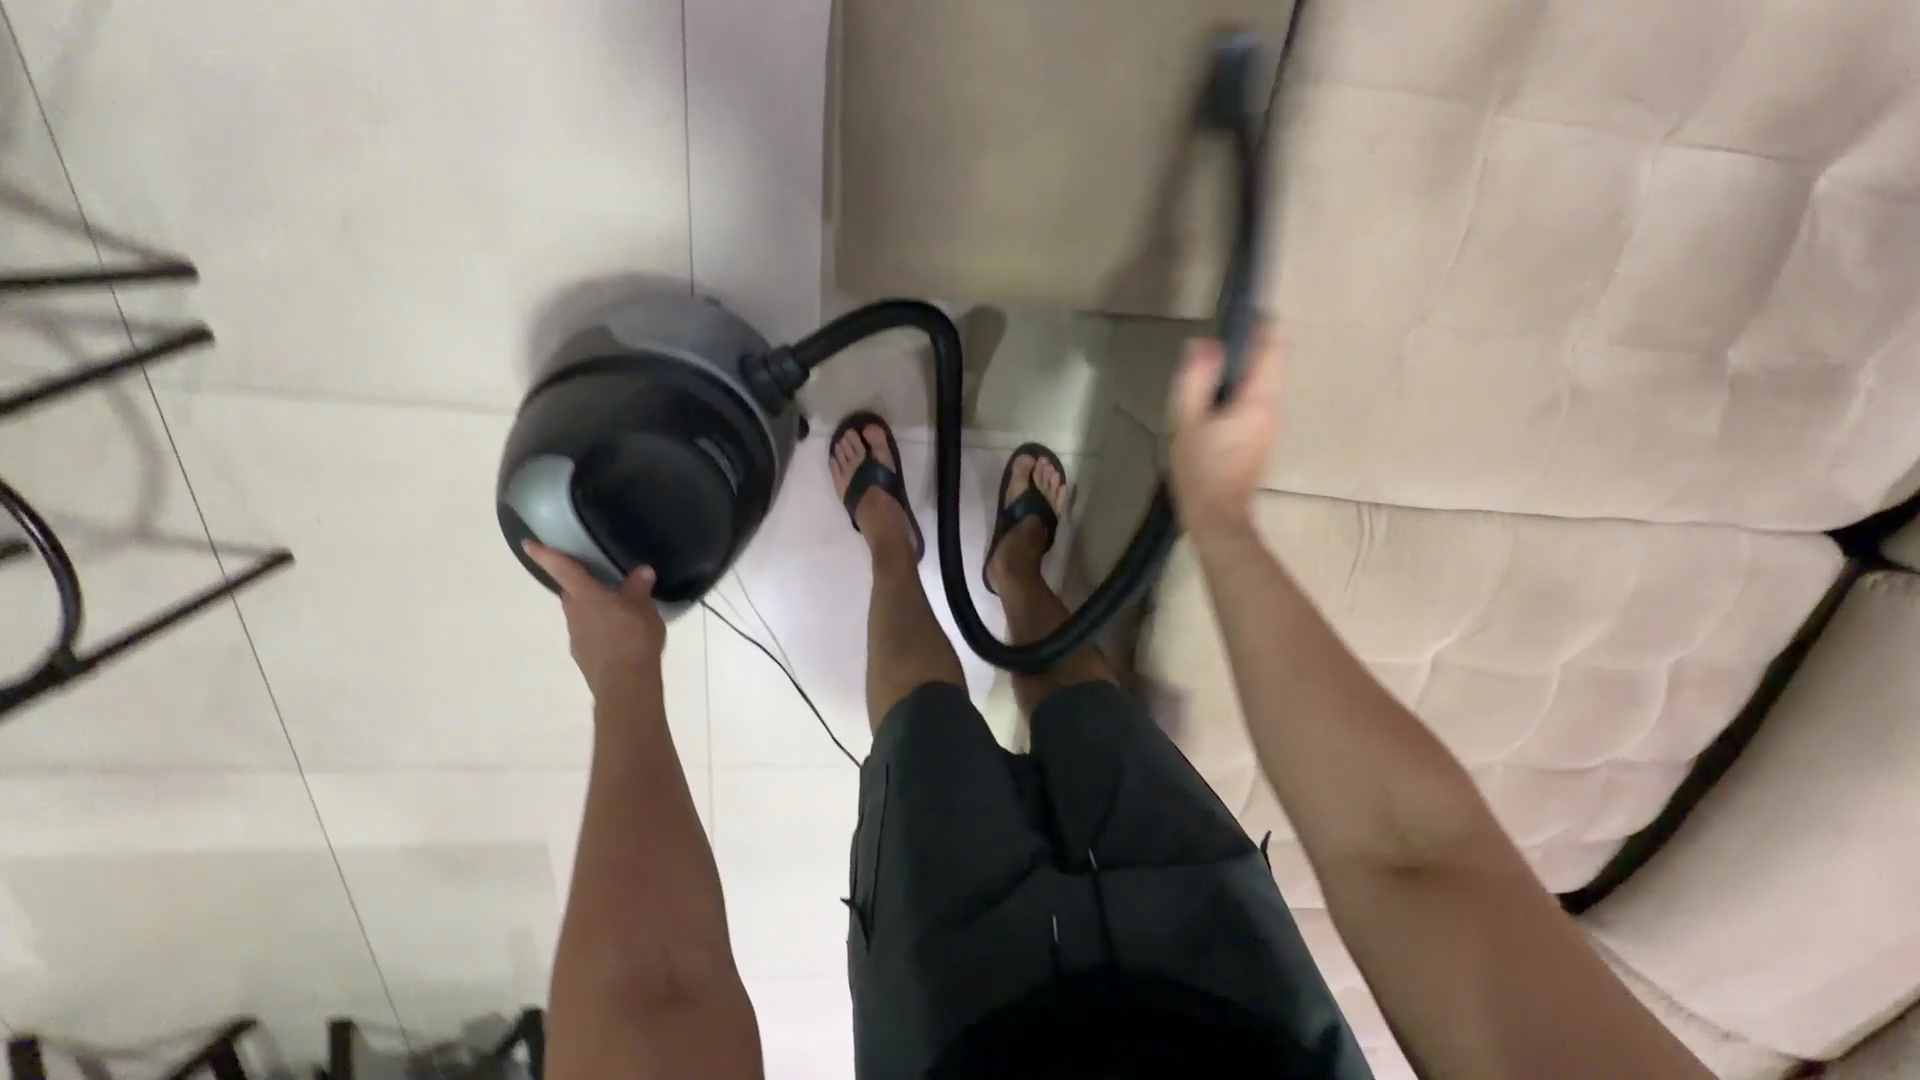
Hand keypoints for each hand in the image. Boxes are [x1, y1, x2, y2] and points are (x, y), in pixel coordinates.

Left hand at [524, 541, 666, 698]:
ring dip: (595, 610)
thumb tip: (641, 571)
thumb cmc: (632, 637)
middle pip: (573, 593)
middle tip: (601, 581)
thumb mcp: (643, 607)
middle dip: (582, 586)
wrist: (625, 684)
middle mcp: (574, 613)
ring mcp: (576, 637)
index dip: (544, 554)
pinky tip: (621, 636)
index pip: (561, 569)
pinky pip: (591, 635)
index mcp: (585, 595)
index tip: (528, 544)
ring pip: (582, 615)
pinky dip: (602, 631)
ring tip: (620, 611)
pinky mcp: (584, 656)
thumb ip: (639, 588)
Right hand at [1167, 325, 1282, 538]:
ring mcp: (1272, 424)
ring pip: (1262, 382)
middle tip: (1209, 348)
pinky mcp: (1263, 437)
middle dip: (1244, 348)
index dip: (1262, 322)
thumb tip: (1204, 344)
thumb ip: (1195, 380)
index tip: (1241, 311)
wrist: (1218, 519)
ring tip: (1204, 375)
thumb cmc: (1202, 470)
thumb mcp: (1188, 422)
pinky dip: (1238, 391)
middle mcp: (1275, 407)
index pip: (1275, 345)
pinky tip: (1211, 404)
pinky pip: (1255, 400)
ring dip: (1238, 372)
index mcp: (1261, 398)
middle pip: (1270, 361)